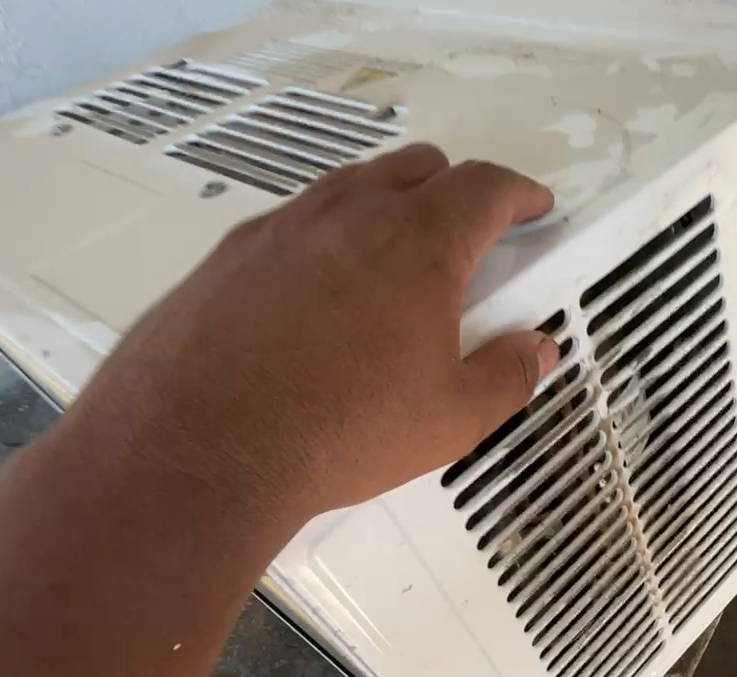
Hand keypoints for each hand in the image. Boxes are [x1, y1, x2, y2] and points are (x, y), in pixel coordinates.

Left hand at [61, 143, 556, 520]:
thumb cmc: (344, 429)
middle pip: (420, 168)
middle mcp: (351, 215)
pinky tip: (333, 294)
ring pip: (357, 186)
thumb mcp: (455, 419)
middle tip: (476, 239)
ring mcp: (285, 226)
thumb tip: (536, 349)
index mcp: (418, 246)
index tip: (535, 206)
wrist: (200, 447)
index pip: (484, 188)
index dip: (520, 194)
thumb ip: (508, 376)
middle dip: (460, 192)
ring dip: (396, 206)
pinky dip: (338, 236)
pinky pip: (304, 220)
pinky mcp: (234, 252)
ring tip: (406, 265)